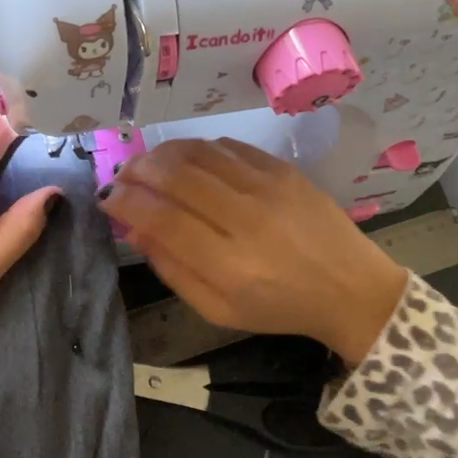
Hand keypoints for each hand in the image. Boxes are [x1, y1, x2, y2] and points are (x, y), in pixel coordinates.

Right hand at [103, 138, 407, 361]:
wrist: (351, 289)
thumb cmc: (278, 307)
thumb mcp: (218, 309)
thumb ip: (172, 269)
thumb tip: (135, 228)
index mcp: (229, 265)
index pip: (161, 218)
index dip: (125, 201)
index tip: (107, 197)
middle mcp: (247, 219)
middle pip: (175, 176)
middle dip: (137, 170)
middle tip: (122, 175)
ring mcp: (268, 188)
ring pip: (198, 153)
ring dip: (162, 153)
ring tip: (147, 163)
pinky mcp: (283, 169)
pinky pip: (227, 147)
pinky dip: (197, 149)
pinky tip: (186, 161)